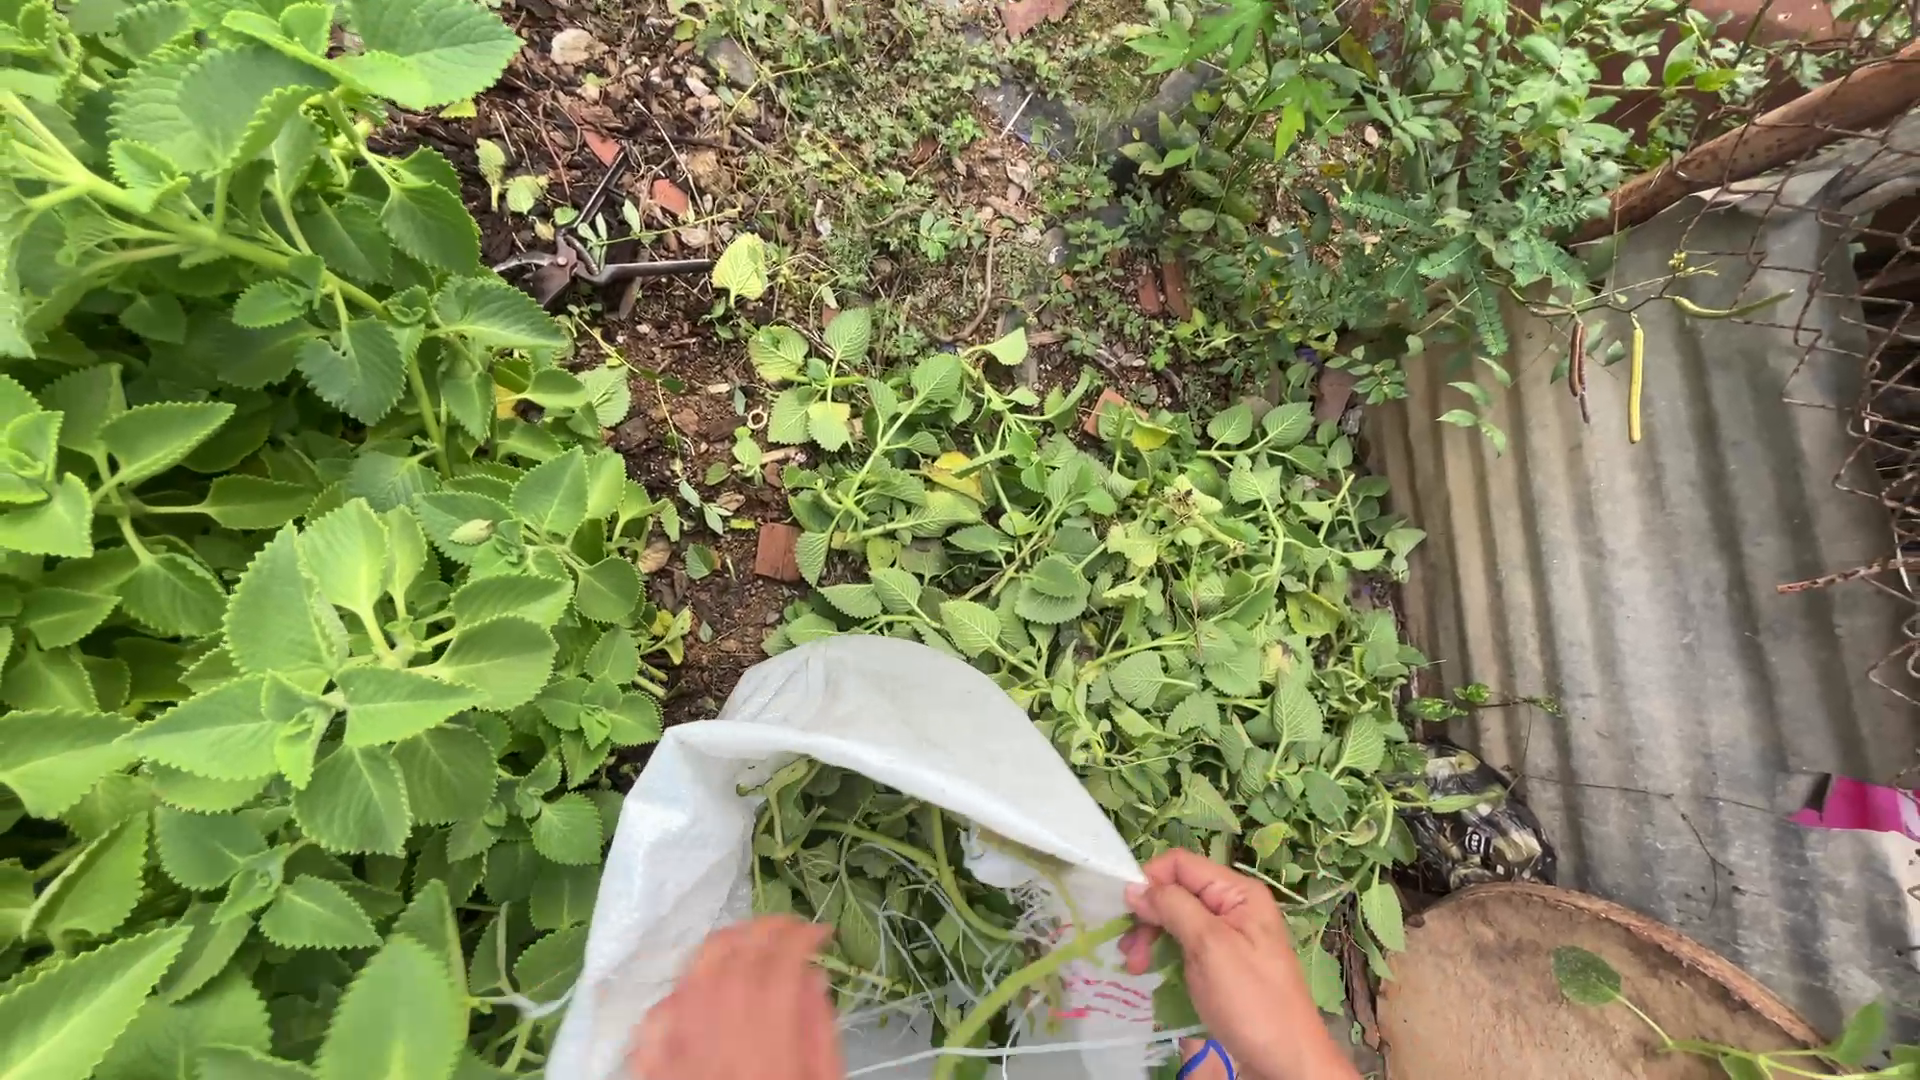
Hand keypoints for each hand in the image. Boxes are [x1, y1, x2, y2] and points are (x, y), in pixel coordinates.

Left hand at [628, 916, 841, 1079]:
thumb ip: (818, 1035)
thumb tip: (812, 978)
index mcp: (767, 1055)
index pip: (780, 967)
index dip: (802, 937)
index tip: (822, 934)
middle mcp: (716, 1048)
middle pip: (733, 959)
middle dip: (765, 929)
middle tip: (791, 928)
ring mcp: (676, 1062)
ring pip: (692, 977)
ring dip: (725, 947)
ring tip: (750, 944)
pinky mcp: (652, 1078)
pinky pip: (656, 1020)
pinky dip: (681, 993)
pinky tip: (700, 993)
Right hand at [1120, 850, 1359, 1079]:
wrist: (1288, 1066)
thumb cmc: (1251, 1001)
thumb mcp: (1209, 946)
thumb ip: (1172, 906)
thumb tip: (1134, 886)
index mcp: (1238, 891)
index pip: (1180, 864)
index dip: (1150, 879)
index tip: (1127, 910)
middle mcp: (1233, 905)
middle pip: (1176, 890)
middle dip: (1148, 914)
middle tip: (1128, 950)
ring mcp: (1227, 934)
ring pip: (1175, 916)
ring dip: (1150, 936)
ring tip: (1135, 964)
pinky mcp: (1220, 961)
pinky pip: (1183, 942)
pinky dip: (1163, 952)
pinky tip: (1150, 968)